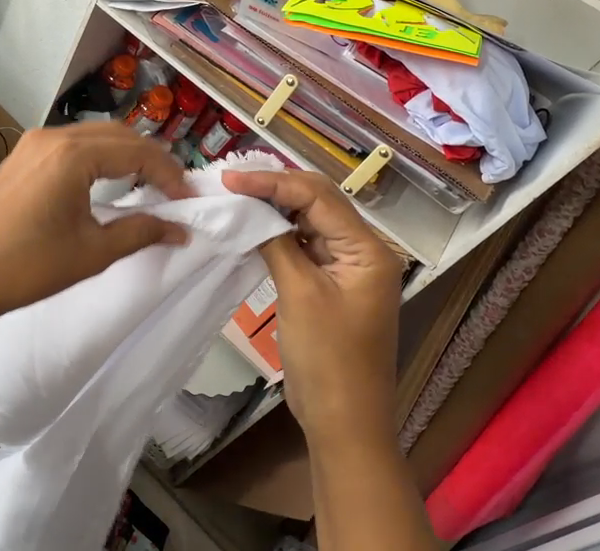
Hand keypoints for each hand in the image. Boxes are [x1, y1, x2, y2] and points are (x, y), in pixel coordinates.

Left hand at [0, 122, 190, 326]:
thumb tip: (180, 229)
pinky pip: (70, 145)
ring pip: (92, 136)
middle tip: (173, 192)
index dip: (169, 174)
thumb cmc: (27, 266)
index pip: (136, 151)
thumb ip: (140, 232)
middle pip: (116, 135)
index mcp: (72, 154)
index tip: (189, 200)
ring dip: (124, 155)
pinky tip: (108, 183)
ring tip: (147, 186)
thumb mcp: (92, 252)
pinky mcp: (20, 156)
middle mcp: (52, 136)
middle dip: (150, 159)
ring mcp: (32, 143)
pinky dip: (97, 158)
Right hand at [223, 168, 404, 441]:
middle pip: (317, 201)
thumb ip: (277, 242)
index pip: (317, 196)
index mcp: (368, 249)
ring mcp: (348, 267)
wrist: (344, 421)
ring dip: (275, 207)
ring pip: (309, 220)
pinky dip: (278, 232)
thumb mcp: (299, 294)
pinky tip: (252, 226)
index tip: (230, 178)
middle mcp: (364, 250)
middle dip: (275, 186)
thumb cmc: (327, 358)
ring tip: (236, 195)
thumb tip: (251, 208)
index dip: (272, 182)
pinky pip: (305, 244)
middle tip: (231, 180)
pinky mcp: (331, 283)